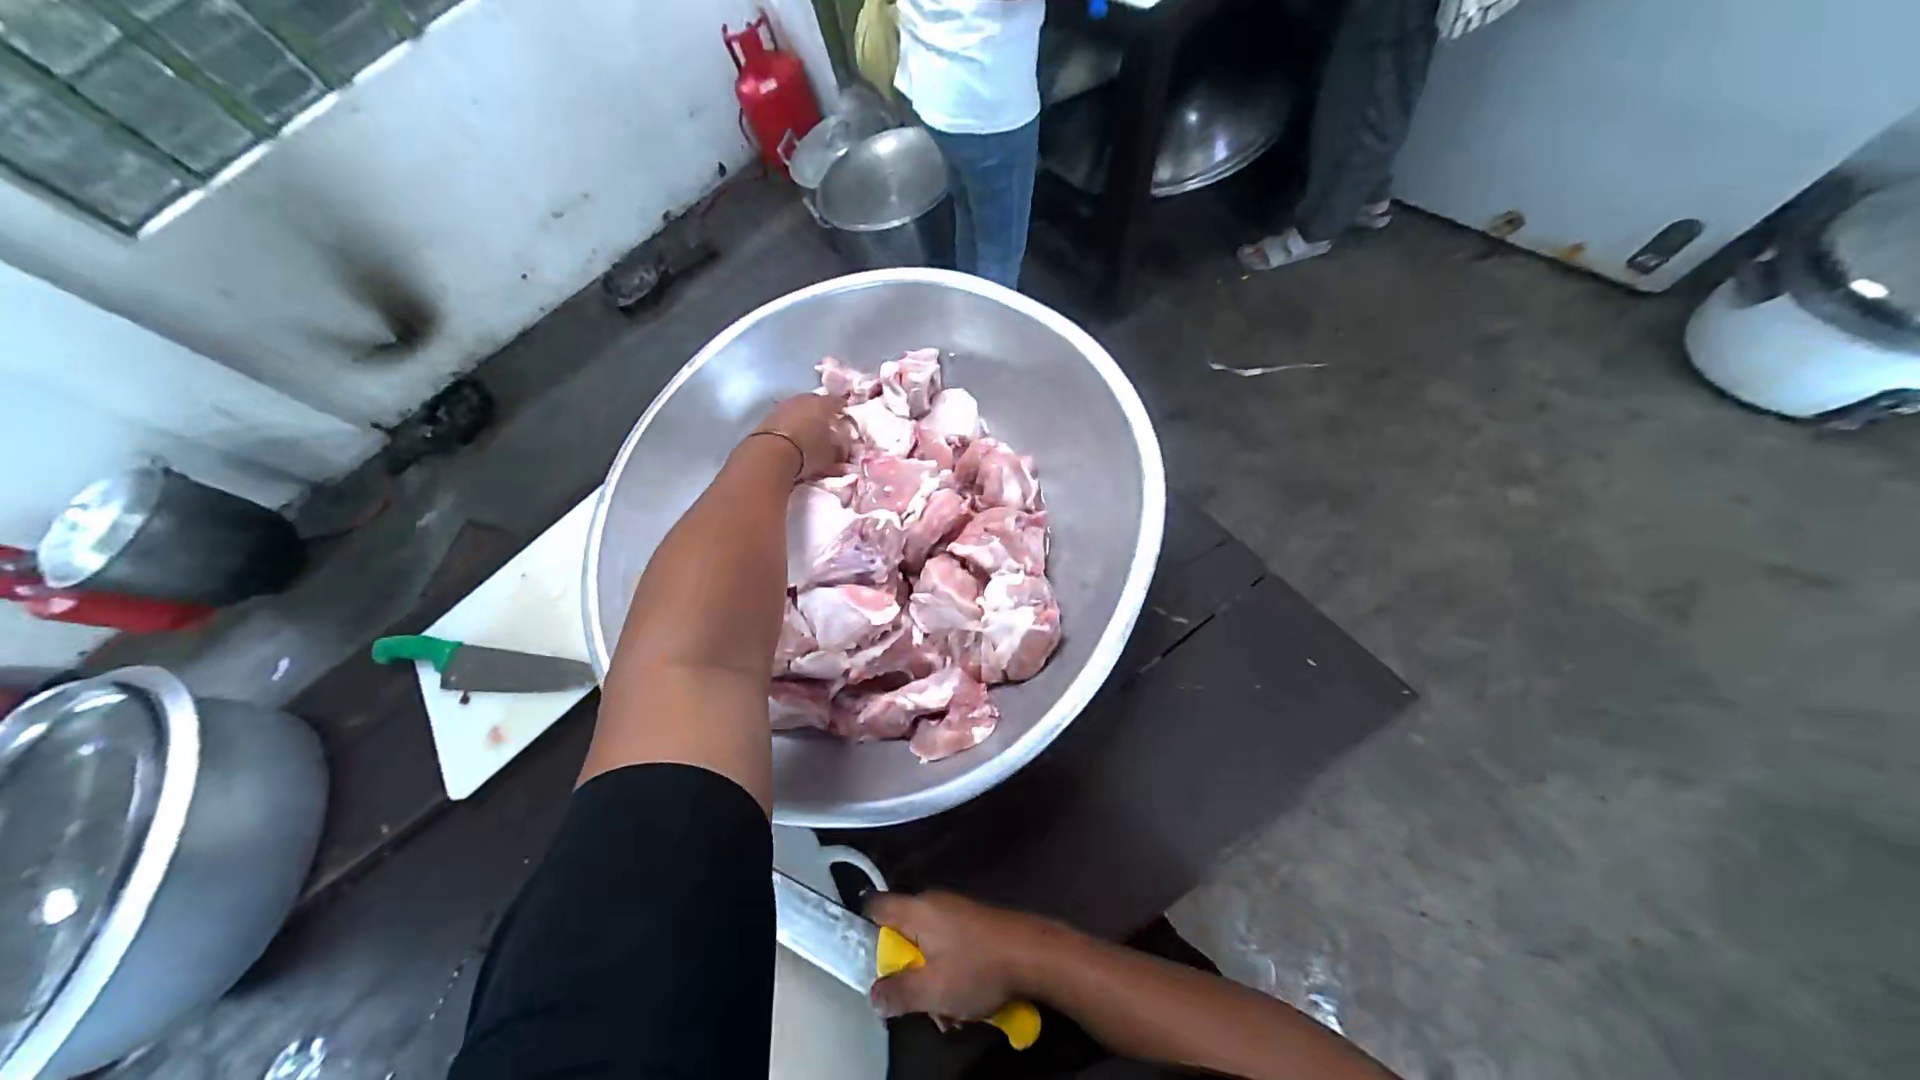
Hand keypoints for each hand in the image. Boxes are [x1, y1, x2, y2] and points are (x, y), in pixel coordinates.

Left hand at [752, 393, 845, 479]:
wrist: (771, 455)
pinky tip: (792, 434)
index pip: (837, 401)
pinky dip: (790, 423)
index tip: (845, 416)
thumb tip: (841, 447)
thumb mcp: (831, 454)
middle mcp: (803, 399)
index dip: (842, 409)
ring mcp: (783, 406)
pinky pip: (785, 417)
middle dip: (821, 410)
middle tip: (825, 423)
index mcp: (822, 404)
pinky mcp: (768, 416)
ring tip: (807, 430)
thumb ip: (838, 447)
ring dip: (803, 416)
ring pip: (798, 407)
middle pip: (815, 401)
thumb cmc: (808, 452)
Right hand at [866, 891, 1060, 1021]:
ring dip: (932, 982)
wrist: (1035, 955)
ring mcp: (957, 912)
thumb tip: (874, 994)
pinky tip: (967, 1004)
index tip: (863, 959)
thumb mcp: (933, 990)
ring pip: (927, 948)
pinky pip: (949, 948)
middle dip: (906, 973)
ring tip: (950, 1014)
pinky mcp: (974, 925)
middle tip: (916, 1003)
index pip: (876, 906)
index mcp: (918, 909)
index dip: (862, 929)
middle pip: (902, 935)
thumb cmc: (978, 968)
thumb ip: (898, 992)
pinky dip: (951, 975)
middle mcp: (934, 903)